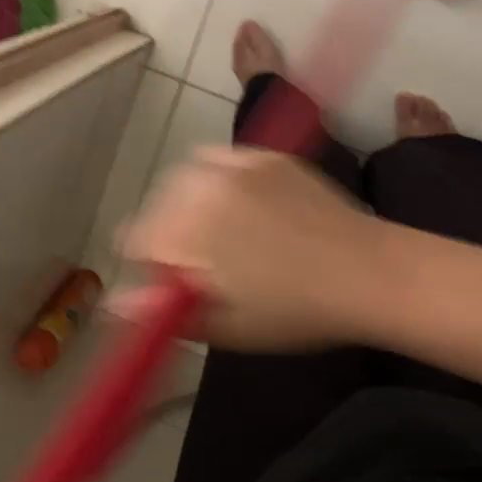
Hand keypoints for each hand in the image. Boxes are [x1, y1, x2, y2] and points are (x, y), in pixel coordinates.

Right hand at [114, 146, 387, 351]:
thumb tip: (117, 303)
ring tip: (220, 230)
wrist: (363, 270)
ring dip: (188, 201)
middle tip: (204, 262)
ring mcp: (234, 164)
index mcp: (186, 231)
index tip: (173, 283)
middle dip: (169, 232)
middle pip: (157, 205)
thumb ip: (164, 312)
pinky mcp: (263, 154)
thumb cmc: (293, 310)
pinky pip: (219, 158)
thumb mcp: (225, 326)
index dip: (151, 265)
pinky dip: (216, 176)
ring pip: (183, 178)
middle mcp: (202, 188)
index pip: (135, 239)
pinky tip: (239, 201)